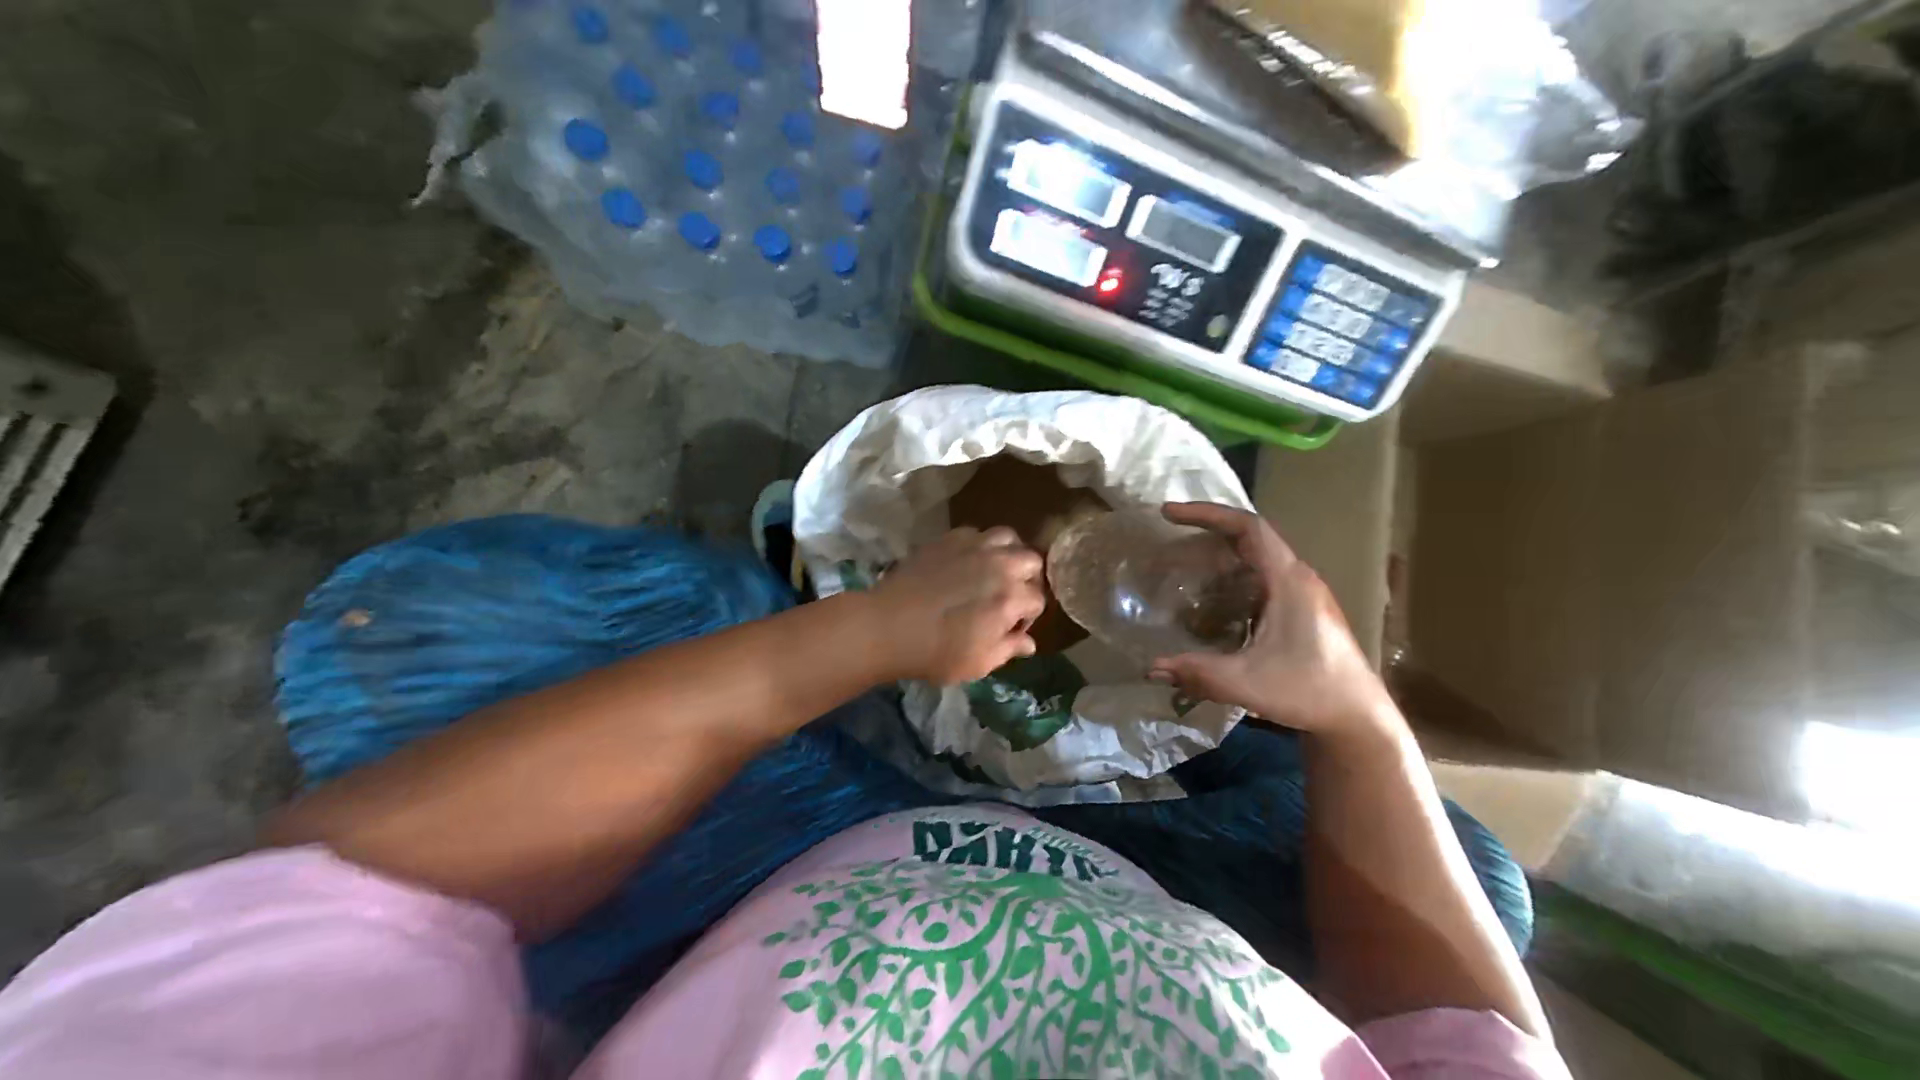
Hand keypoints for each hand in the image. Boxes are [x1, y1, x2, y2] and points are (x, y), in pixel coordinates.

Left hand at [871, 527, 1046, 685]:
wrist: (887, 626)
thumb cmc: (935, 653)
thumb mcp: (979, 663)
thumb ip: (1009, 649)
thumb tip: (1030, 643)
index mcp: (1011, 598)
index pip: (1038, 600)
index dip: (1028, 616)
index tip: (1012, 627)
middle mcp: (999, 565)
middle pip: (1031, 560)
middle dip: (1028, 577)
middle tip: (1010, 594)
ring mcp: (974, 546)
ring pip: (1007, 537)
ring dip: (1009, 552)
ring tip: (995, 569)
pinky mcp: (948, 538)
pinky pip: (976, 533)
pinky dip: (980, 544)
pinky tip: (968, 561)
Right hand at [1148, 503, 1396, 736]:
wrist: (1360, 719)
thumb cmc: (1311, 692)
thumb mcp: (1248, 683)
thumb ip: (1198, 673)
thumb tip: (1151, 667)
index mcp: (1289, 582)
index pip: (1248, 527)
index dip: (1208, 513)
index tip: (1170, 514)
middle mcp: (1298, 579)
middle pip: (1249, 536)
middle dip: (1207, 530)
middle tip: (1167, 537)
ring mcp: (1302, 594)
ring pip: (1255, 557)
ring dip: (1218, 553)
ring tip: (1181, 564)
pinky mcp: (1301, 611)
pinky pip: (1259, 577)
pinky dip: (1229, 575)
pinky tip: (1208, 598)